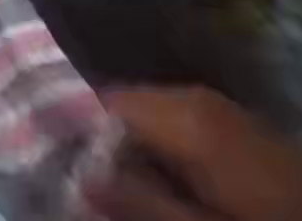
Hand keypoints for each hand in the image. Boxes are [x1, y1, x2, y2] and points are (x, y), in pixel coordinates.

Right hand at [84, 87, 301, 220]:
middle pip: (126, 112)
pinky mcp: (244, 139)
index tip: (57, 167)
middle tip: (86, 188)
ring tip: (120, 195)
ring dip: (134, 160)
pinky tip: (164, 195)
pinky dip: (165, 164)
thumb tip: (76, 175)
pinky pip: (183, 140)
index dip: (74, 134)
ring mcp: (224, 116)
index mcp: (184, 111)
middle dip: (104, 150)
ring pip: (153, 126)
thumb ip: (140, 203)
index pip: (101, 102)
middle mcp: (197, 98)